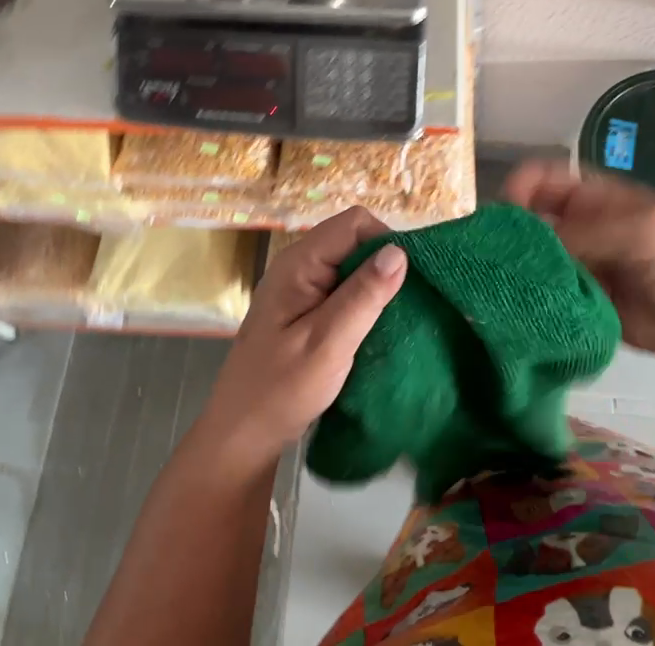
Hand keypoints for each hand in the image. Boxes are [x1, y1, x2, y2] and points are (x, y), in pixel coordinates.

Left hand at [197, 207, 407, 463]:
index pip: (354, 223)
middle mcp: (299, 264)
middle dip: (385, 263)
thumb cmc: (281, 390)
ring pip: (352, 263)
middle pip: (354, 238)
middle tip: (406, 303)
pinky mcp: (307, 307)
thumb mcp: (328, 343)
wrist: (244, 431)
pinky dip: (365, 300)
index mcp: (299, 263)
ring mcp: (301, 285)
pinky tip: (377, 326)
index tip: (409, 281)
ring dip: (377, 284)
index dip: (386, 242)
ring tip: (397, 316)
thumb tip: (399, 251)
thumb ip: (363, 296)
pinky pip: (344, 286)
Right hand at [504, 160, 654, 362]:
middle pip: (529, 220)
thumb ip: (583, 232)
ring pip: (532, 260)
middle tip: (488, 255)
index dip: (519, 187)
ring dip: (515, 268)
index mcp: (594, 199)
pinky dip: (530, 299)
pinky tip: (516, 307)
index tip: (502, 212)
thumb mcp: (640, 233)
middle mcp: (579, 228)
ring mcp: (577, 267)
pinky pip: (544, 295)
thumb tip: (524, 238)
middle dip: (508, 232)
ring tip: (497, 284)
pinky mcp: (577, 302)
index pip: (543, 179)